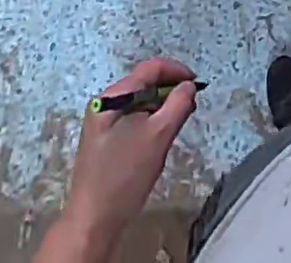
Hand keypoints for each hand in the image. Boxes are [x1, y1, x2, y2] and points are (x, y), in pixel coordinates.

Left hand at [37, 58, 198, 262]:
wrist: (93, 221)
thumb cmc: (125, 175)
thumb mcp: (157, 137)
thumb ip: (177, 106)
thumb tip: (188, 85)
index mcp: (113, 96)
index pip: (149, 69)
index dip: (176, 71)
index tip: (197, 84)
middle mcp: (105, 103)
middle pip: (144, 84)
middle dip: (170, 90)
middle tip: (191, 106)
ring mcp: (103, 122)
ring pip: (140, 103)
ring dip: (162, 107)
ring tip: (179, 121)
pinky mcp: (106, 140)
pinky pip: (134, 119)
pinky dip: (151, 121)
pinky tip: (161, 138)